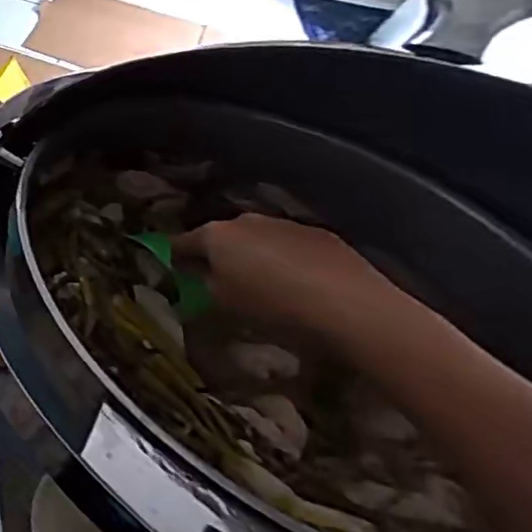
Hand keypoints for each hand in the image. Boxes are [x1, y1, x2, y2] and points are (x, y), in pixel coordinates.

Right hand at [171, 215, 407, 338]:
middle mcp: (244, 220)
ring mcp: (286, 224)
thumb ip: (203, 283)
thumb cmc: (274, 307)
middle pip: (222, 236)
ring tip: (269, 281)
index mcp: (212, 234)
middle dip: (220, 253)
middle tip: (225, 278)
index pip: (180, 243)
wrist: (356, 310)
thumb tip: (200, 275)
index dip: (175, 258)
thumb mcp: (222, 303)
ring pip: (259, 238)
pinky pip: (293, 245)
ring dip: (256, 254)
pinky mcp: (324, 235)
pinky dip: (290, 258)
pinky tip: (304, 282)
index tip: (177, 273)